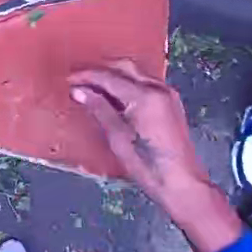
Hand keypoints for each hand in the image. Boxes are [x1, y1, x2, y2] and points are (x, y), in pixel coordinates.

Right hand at [69, 60, 243, 251]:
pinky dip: (128, 83)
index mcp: (145, 96)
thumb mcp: (118, 139)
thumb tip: (79, 90)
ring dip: (115, 75)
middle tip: (79, 79)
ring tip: (93, 85)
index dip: (87, 76)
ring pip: (136, 73)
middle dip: (101, 70)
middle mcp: (158, 88)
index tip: (69, 79)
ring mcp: (168, 94)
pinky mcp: (171, 103)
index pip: (110, 77)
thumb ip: (100, 109)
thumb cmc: (147, 166)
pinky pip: (146, 83)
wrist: (182, 183)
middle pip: (125, 68)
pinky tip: (114, 95)